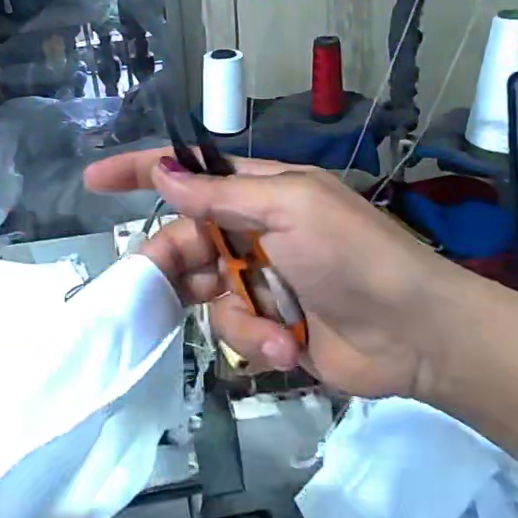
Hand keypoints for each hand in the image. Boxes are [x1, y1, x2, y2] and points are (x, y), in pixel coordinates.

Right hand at [87, 150, 459, 398]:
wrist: (424, 337)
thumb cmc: (355, 255)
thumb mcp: (289, 208)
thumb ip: (219, 195)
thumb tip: (161, 173)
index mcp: (255, 192)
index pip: (183, 174)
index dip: (136, 172)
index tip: (93, 179)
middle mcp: (247, 231)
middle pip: (179, 239)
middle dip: (168, 262)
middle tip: (148, 281)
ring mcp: (255, 278)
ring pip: (199, 289)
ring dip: (230, 310)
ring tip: (270, 327)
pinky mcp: (266, 323)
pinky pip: (230, 327)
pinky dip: (254, 337)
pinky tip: (287, 346)